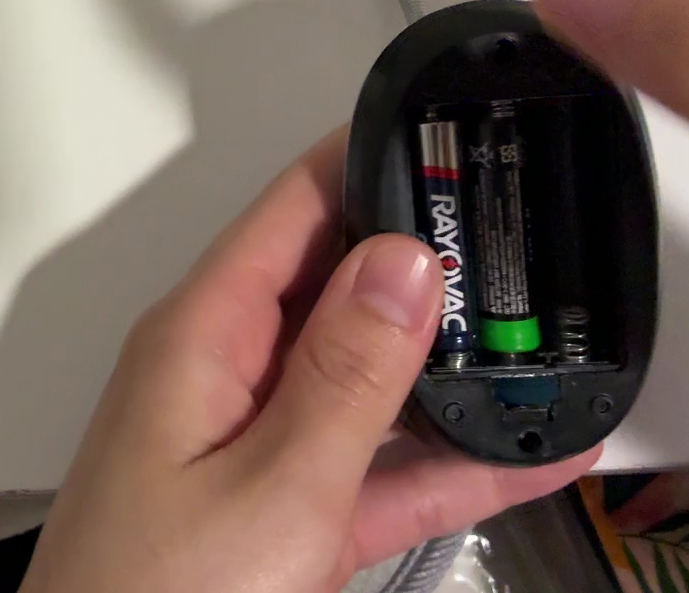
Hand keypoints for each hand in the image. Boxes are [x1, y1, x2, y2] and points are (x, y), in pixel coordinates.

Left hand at [21, 133, 596, 592]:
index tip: (424, 141)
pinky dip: (431, 450)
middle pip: (319, 284)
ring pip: (351, 368)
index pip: (279, 219)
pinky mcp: (272, 495)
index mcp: (197, 334)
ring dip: (431, 353)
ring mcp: (244, 429)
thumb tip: (397, 264)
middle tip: (502, 234)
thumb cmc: (162, 590)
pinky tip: (515, 445)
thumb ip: (340, 376)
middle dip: (404, 255)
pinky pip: (361, 454)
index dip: (347, 171)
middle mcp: (213, 363)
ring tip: (527, 330)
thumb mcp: (270, 483)